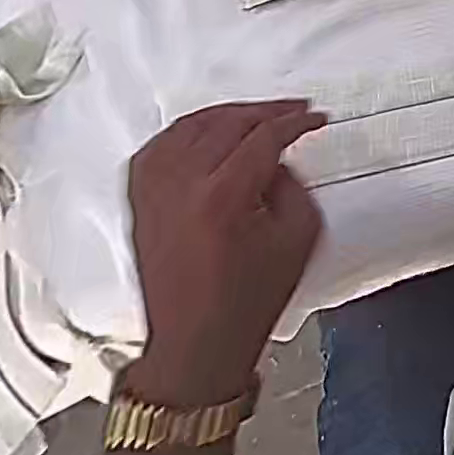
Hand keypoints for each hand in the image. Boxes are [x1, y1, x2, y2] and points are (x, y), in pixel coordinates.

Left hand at [124, 101, 325, 405]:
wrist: (197, 344)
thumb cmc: (247, 300)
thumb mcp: (298, 236)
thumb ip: (294, 184)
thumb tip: (278, 159)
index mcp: (223, 197)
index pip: (265, 136)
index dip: (296, 122)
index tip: (314, 119)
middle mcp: (182, 188)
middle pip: (228, 123)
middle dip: (268, 111)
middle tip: (294, 110)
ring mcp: (154, 194)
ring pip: (190, 127)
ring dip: (229, 113)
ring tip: (256, 113)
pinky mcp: (139, 204)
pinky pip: (158, 148)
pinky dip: (185, 130)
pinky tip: (204, 130)